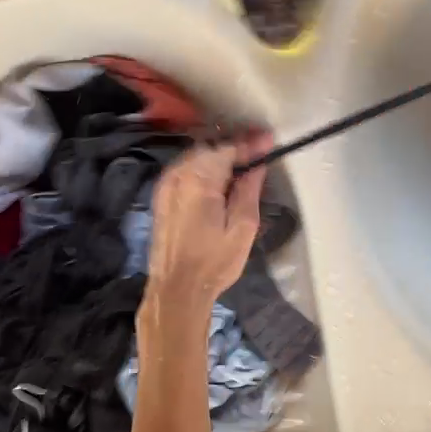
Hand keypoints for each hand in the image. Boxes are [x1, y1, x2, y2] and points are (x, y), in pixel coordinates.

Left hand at [144, 132, 272, 323]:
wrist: (176, 289)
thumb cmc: (213, 263)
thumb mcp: (242, 228)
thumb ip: (249, 191)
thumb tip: (256, 167)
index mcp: (199, 180)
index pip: (229, 150)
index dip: (251, 145)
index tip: (269, 141)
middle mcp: (178, 176)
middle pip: (209, 150)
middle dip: (234, 148)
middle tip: (258, 152)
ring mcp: (165, 187)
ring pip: (194, 159)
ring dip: (217, 158)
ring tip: (241, 165)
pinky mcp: (160, 199)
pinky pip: (183, 172)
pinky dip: (202, 169)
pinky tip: (216, 180)